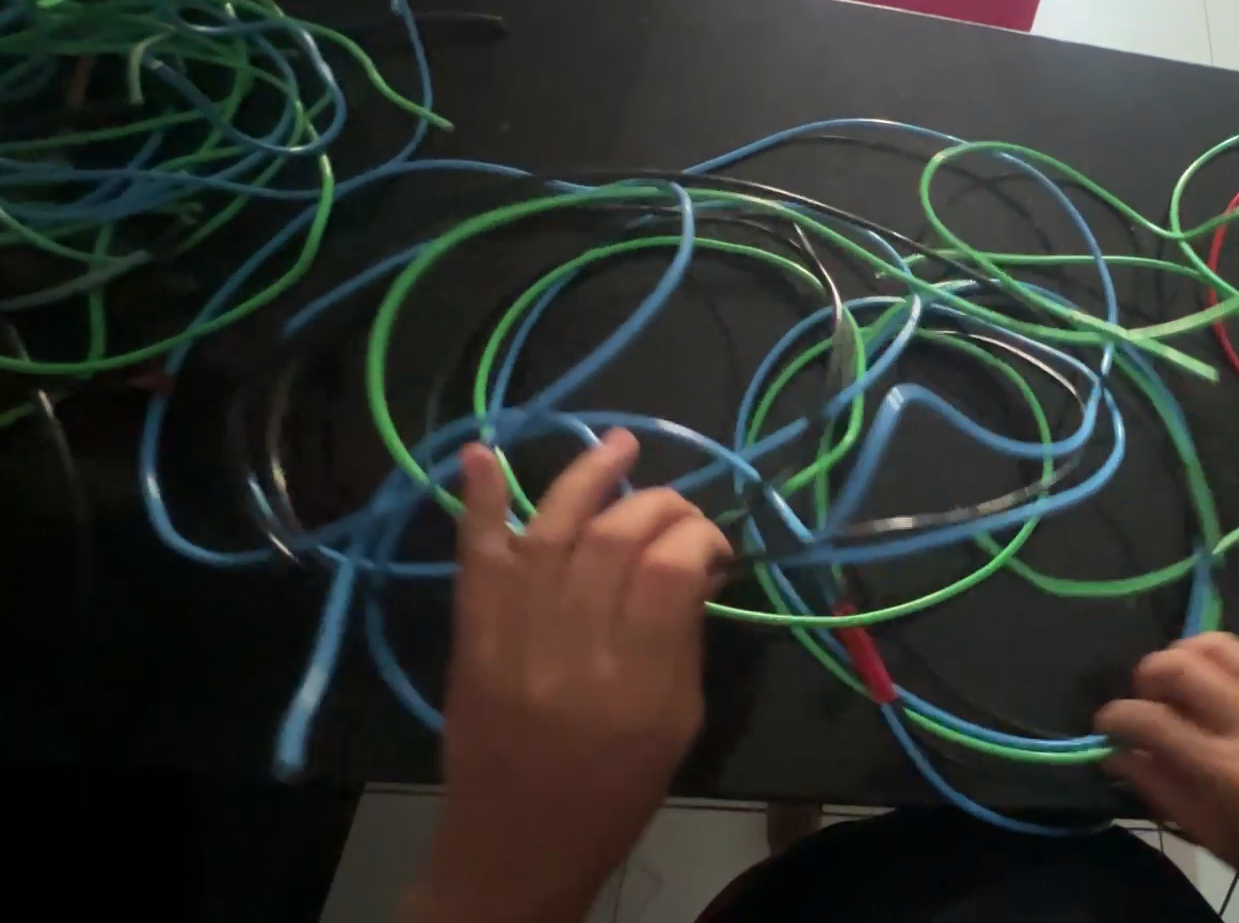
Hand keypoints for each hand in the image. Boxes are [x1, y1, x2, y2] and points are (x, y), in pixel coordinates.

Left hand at [415, 429, 730, 922]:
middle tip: (681, 510)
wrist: (514, 848)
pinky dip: (480, 502)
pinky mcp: (471, 636)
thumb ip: (684, 633)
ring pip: (551, 532)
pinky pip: (475, 559)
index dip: (699, 535)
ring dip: (588, 477)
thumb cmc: (617, 788)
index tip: (715, 544)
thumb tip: (695, 561)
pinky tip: (482, 452)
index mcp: (635, 681)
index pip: (668, 568)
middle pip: (615, 539)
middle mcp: (570, 648)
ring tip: (621, 442)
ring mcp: (511, 637)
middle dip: (659, 505)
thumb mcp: (680, 718)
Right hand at [1095, 634, 1238, 922]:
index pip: (1153, 721)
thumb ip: (1164, 791)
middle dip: (1144, 678)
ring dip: (1180, 657)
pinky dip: (1215, 656)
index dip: (1116, 717)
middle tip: (1142, 703)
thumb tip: (1118, 754)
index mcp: (1234, 775)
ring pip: (1212, 644)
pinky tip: (1211, 683)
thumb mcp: (1221, 843)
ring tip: (1175, 686)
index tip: (1106, 725)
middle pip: (1177, 666)